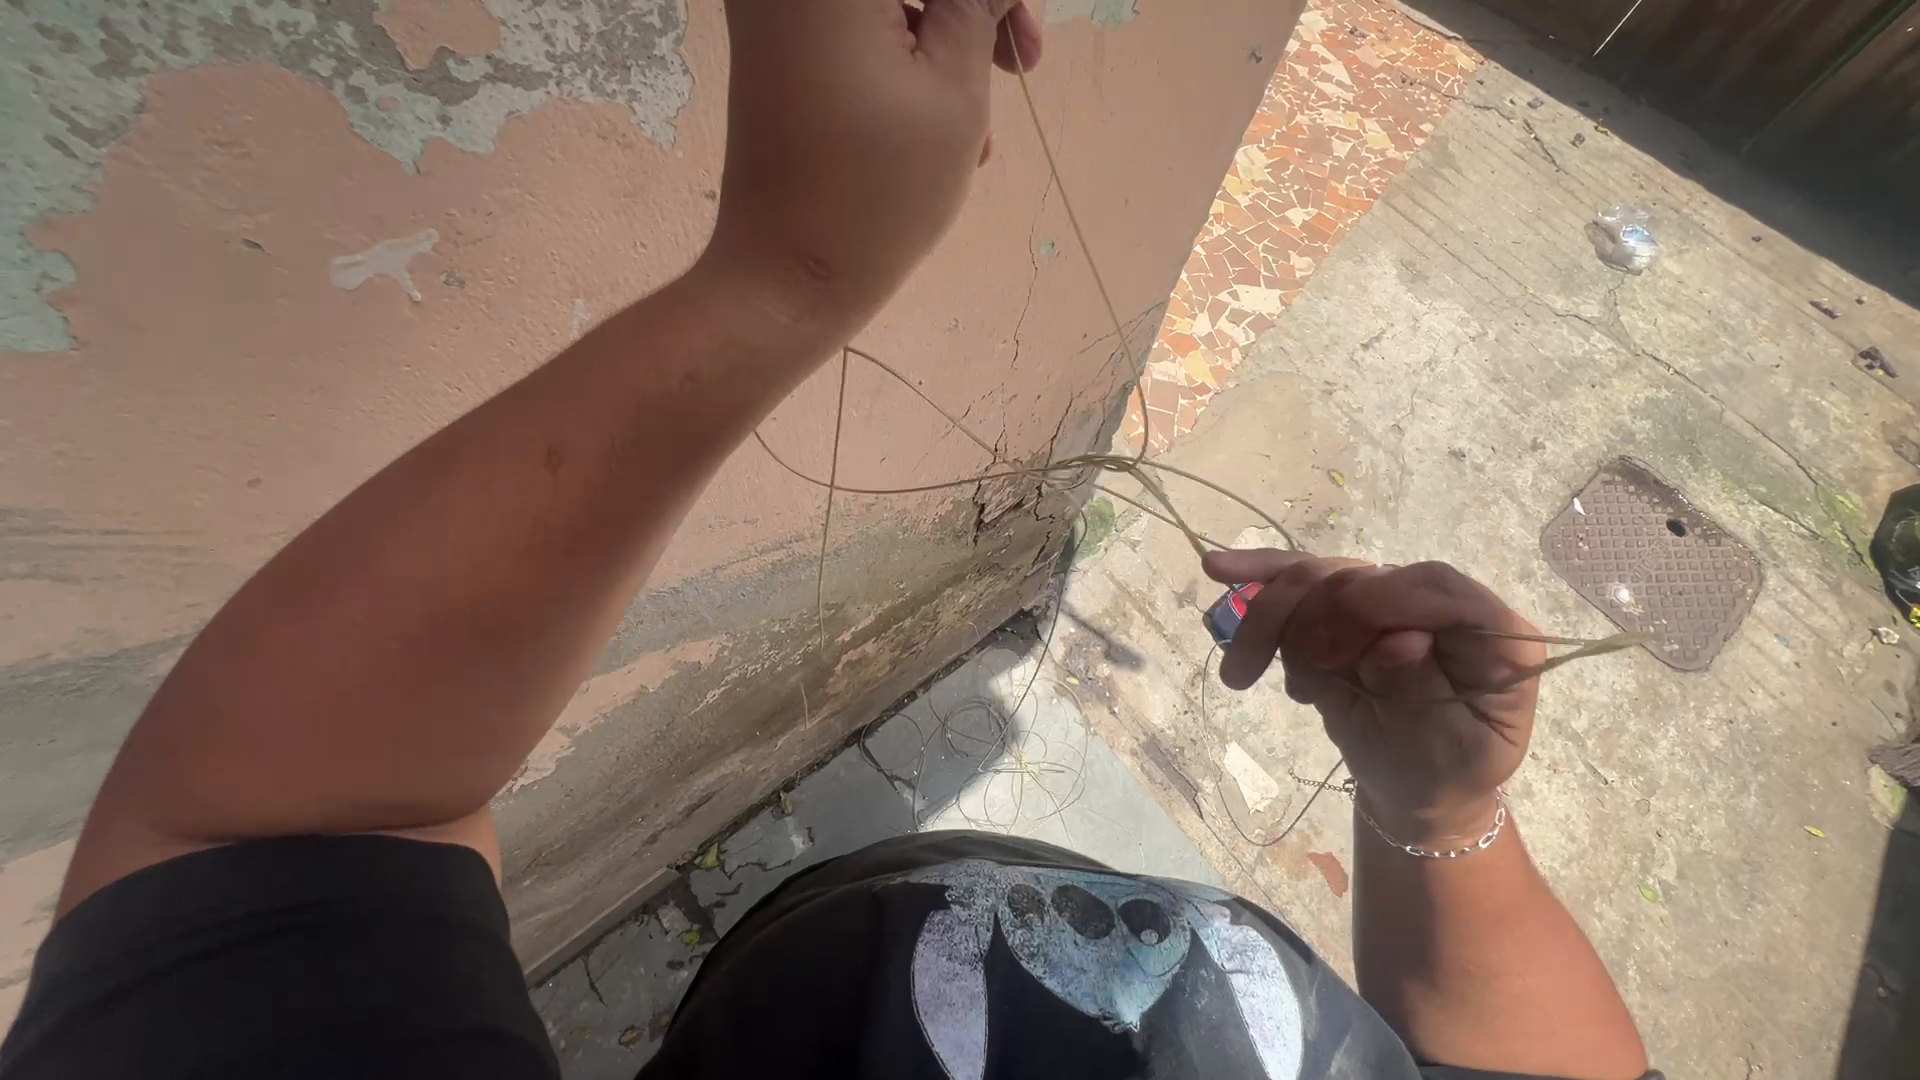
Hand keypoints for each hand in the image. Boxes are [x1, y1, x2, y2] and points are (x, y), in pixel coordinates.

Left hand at [704, 0, 1043, 326]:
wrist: (788, 280)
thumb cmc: (878, 194)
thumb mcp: (954, 92)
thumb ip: (980, 4)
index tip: (1021, 34)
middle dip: (969, 8)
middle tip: (1021, 60)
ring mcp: (772, 10)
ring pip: (887, 4)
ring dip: (942, 42)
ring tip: (979, 129)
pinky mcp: (773, 50)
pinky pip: (853, 30)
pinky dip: (901, 61)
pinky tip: (936, 123)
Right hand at [1202, 550, 1546, 844]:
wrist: (1413, 782)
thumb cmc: (1444, 772)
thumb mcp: (1451, 749)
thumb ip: (1427, 690)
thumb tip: (1401, 640)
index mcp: (1491, 633)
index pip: (1438, 589)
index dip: (1382, 605)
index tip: (1333, 653)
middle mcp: (1434, 601)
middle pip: (1362, 578)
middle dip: (1312, 622)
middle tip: (1297, 685)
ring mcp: (1383, 598)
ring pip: (1314, 578)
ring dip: (1268, 618)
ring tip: (1240, 672)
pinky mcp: (1339, 607)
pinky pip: (1293, 583)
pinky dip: (1256, 580)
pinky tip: (1220, 570)